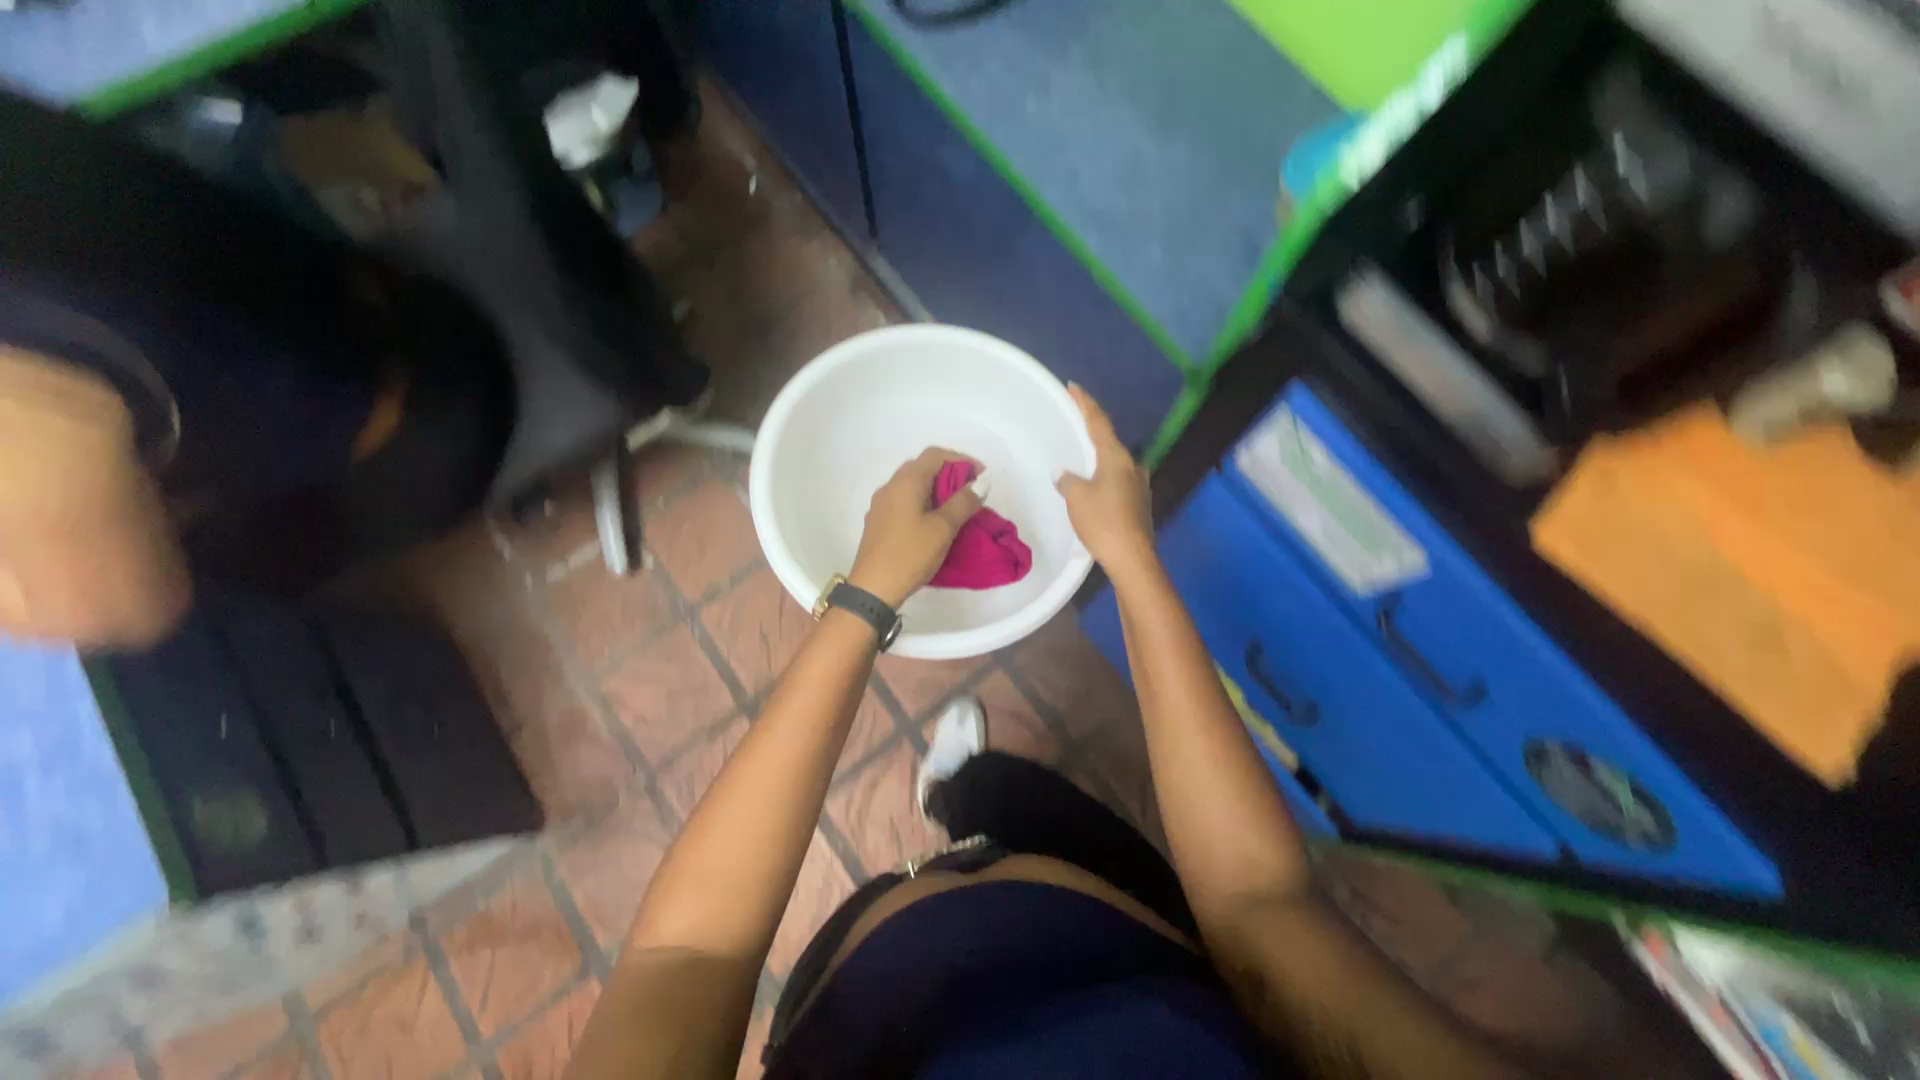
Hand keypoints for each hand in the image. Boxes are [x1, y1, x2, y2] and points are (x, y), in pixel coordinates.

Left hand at [848, 447, 985, 608]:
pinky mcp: (879, 522)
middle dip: (949, 475)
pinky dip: (923, 503)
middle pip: (922, 467)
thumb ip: (963, 502)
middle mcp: (890, 486)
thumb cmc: (910, 554)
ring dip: (936, 491)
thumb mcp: (943, 528)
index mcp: (906, 482)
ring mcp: (881, 505)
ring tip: (956, 508)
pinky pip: (904, 502)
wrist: (873, 588)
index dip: (962, 460)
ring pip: (912, 486)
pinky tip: (933, 523)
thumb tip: (982, 482)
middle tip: (971, 492)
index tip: (981, 477)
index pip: (935, 455)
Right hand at [1056, 383, 1155, 577]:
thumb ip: (1068, 480)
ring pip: (1115, 463)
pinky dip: (1103, 477)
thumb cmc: (1103, 522)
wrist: (1133, 558)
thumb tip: (1065, 474)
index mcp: (1116, 457)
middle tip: (1075, 419)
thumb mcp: (1077, 498)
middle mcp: (1132, 466)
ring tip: (1082, 456)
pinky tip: (1094, 485)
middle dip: (1092, 430)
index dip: (1085, 403)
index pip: (1098, 422)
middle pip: (1109, 441)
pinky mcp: (1139, 504)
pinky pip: (1117, 481)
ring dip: (1099, 457)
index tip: (1074, 386)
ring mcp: (1139, 486)